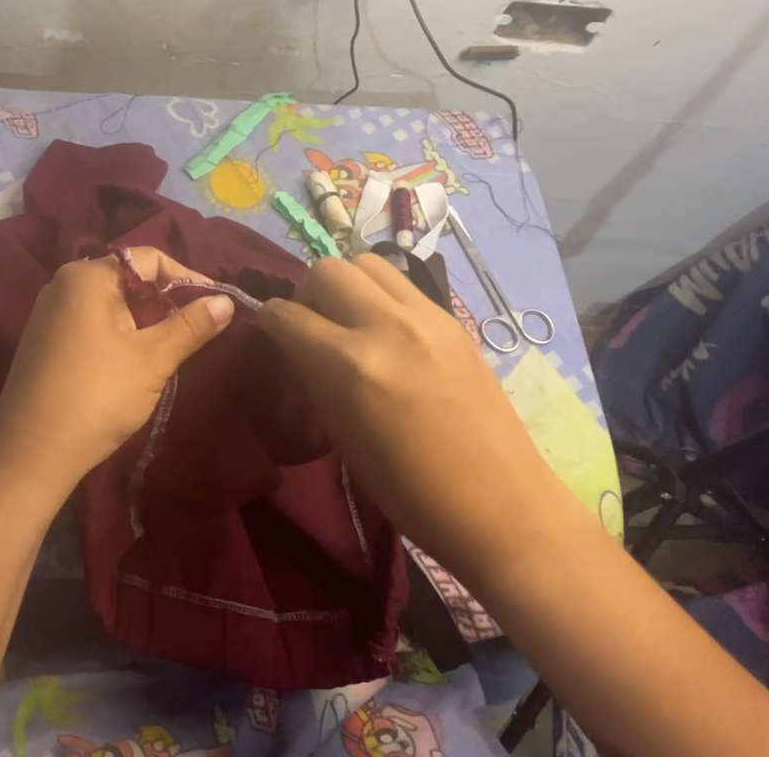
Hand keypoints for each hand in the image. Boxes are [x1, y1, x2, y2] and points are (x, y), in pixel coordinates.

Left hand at [0, 248, 234, 500]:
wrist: (30, 454)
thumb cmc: (96, 396)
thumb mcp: (152, 359)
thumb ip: (191, 326)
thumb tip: (226, 300)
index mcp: (87, 276)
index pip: (148, 258)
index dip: (187, 278)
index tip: (216, 306)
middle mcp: (64, 284)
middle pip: (129, 279)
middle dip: (166, 303)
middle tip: (198, 332)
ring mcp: (50, 313)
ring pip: (112, 304)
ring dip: (145, 322)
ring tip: (172, 351)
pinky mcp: (45, 341)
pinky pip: (92, 323)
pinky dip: (120, 335)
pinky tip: (136, 364)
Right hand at [257, 255, 574, 579]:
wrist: (499, 505)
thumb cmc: (408, 490)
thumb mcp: (340, 434)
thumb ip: (314, 376)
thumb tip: (296, 345)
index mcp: (350, 364)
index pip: (286, 314)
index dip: (269, 320)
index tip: (270, 332)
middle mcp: (386, 326)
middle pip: (326, 269)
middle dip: (306, 292)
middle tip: (311, 323)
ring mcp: (426, 317)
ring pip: (367, 262)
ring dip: (346, 283)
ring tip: (348, 319)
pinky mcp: (453, 320)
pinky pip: (402, 285)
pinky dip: (380, 295)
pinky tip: (385, 331)